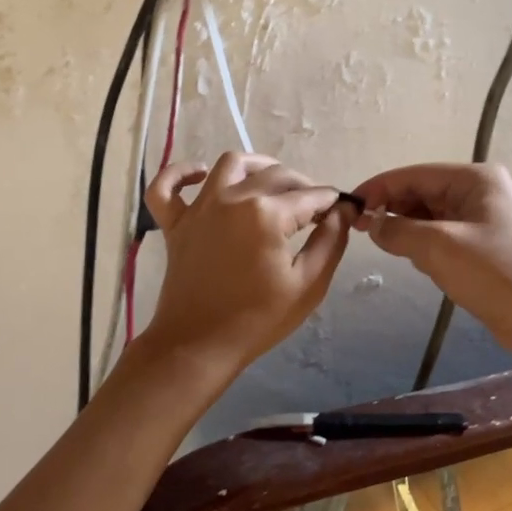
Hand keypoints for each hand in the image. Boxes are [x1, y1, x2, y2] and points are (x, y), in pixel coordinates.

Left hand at [141, 152, 354, 374]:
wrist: (198, 345)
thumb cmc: (258, 320)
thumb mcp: (308, 285)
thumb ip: (330, 242)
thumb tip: (343, 212)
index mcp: (267, 214)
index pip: (310, 195)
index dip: (332, 201)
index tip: (344, 210)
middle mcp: (231, 199)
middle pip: (276, 174)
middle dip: (303, 185)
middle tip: (316, 207)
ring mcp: (199, 209)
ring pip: (229, 165)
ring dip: (257, 165)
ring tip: (273, 180)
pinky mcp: (175, 224)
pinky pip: (167, 186)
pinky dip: (181, 173)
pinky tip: (201, 175)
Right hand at [352, 163, 511, 359]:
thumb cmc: (492, 274)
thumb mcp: (437, 247)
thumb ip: (397, 229)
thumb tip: (371, 223)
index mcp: (475, 179)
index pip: (414, 174)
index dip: (379, 188)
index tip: (349, 206)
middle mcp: (480, 191)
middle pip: (421, 192)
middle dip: (392, 209)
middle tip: (360, 230)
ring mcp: (482, 219)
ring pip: (428, 215)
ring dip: (406, 229)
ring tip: (385, 245)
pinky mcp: (481, 245)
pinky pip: (440, 235)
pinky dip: (422, 244)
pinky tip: (413, 259)